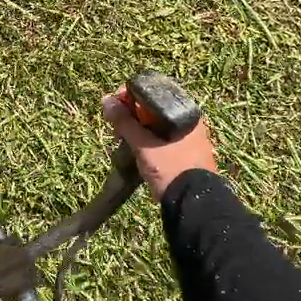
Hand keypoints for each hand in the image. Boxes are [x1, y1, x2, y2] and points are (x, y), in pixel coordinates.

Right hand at [102, 86, 216, 200]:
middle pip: (152, 111)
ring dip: (137, 132)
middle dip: (130, 118)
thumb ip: (124, 122)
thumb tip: (106, 100)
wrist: (194, 205)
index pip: (151, 95)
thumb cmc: (170, 168)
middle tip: (117, 131)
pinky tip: (137, 153)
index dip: (129, 99)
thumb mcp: (143, 144)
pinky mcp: (186, 155)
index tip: (114, 111)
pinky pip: (162, 141)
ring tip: (123, 144)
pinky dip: (147, 143)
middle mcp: (190, 122)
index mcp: (184, 113)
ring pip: (156, 127)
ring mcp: (190, 139)